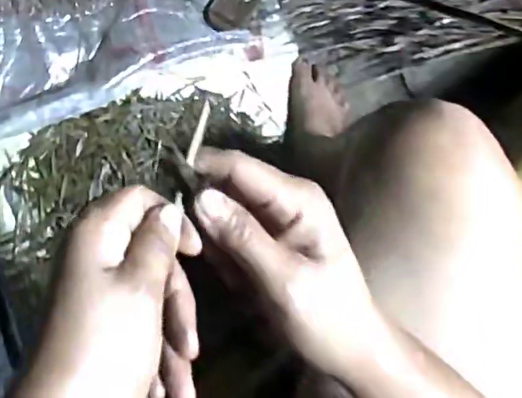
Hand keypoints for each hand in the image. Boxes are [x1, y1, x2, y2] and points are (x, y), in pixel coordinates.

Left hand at [17, 187, 202, 397]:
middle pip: (149, 254)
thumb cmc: (106, 346)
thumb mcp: (141, 290)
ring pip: (147, 298)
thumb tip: (167, 210)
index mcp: (96, 232)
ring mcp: (92, 294)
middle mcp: (92, 256)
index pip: (138, 197)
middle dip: (177, 300)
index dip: (171, 217)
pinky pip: (133, 329)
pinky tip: (164, 393)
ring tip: (181, 389)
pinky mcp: (94, 331)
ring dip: (171, 341)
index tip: (198, 254)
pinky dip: (153, 359)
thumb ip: (158, 244)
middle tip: (190, 346)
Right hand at [189, 149, 403, 383]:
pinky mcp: (267, 233)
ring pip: (224, 206)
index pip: (238, 165)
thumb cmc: (328, 320)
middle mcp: (284, 194)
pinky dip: (224, 251)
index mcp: (296, 196)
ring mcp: (276, 213)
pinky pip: (230, 228)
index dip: (201, 169)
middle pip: (227, 183)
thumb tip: (200, 195)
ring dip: (215, 238)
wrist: (356, 356)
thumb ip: (243, 237)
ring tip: (231, 276)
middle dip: (206, 212)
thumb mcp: (285, 282)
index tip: (166, 188)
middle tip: (196, 247)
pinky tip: (237, 279)